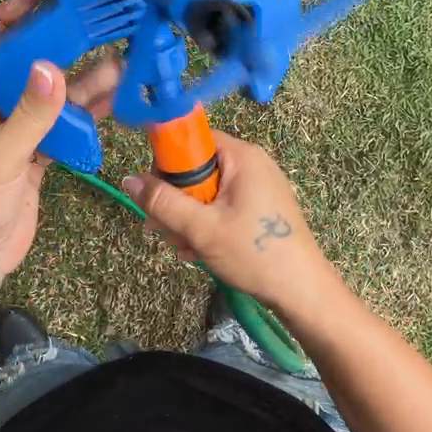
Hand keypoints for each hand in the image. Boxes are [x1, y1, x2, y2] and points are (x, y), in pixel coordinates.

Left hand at [0, 0, 121, 296]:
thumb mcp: (0, 154)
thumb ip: (29, 114)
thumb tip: (52, 69)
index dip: (0, 20)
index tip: (32, 1)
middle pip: (23, 69)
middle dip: (55, 49)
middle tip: (88, 30)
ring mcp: (16, 134)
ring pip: (49, 100)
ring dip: (79, 84)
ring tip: (115, 66)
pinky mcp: (35, 157)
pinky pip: (61, 126)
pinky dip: (83, 115)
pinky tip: (108, 102)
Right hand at [120, 130, 343, 311]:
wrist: (302, 291)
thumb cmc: (253, 253)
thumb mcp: (201, 228)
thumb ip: (162, 202)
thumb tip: (129, 179)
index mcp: (241, 156)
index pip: (193, 140)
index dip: (168, 162)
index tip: (154, 192)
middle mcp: (252, 163)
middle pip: (198, 169)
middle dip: (175, 200)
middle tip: (160, 229)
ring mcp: (259, 186)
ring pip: (208, 192)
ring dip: (188, 218)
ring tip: (180, 247)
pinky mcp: (262, 208)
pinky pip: (224, 206)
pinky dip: (207, 225)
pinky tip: (197, 252)